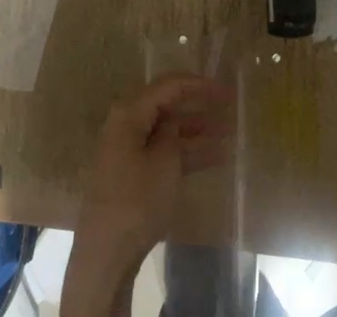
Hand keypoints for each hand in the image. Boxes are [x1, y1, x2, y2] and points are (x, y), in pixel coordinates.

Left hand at [64, 74, 231, 315]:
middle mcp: (124, 125)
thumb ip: (173, 133)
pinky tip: (215, 157)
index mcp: (128, 113)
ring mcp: (126, 150)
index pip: (167, 86)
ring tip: (230, 132)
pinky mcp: (130, 173)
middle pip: (166, 106)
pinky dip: (186, 153)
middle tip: (230, 106)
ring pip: (166, 131)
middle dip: (198, 106)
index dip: (198, 84)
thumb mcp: (164, 162)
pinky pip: (162, 152)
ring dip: (196, 131)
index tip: (226, 89)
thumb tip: (174, 121)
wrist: (106, 253)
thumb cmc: (137, 201)